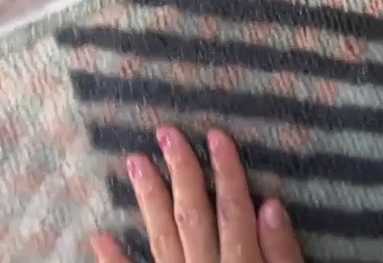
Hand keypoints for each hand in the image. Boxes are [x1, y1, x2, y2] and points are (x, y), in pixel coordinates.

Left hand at [91, 127, 303, 262]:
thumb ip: (282, 253)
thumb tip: (270, 203)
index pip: (233, 210)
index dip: (226, 171)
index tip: (215, 133)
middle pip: (193, 218)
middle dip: (180, 173)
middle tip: (165, 132)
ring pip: (162, 241)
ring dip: (148, 201)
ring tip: (134, 164)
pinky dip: (114, 262)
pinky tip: (99, 235)